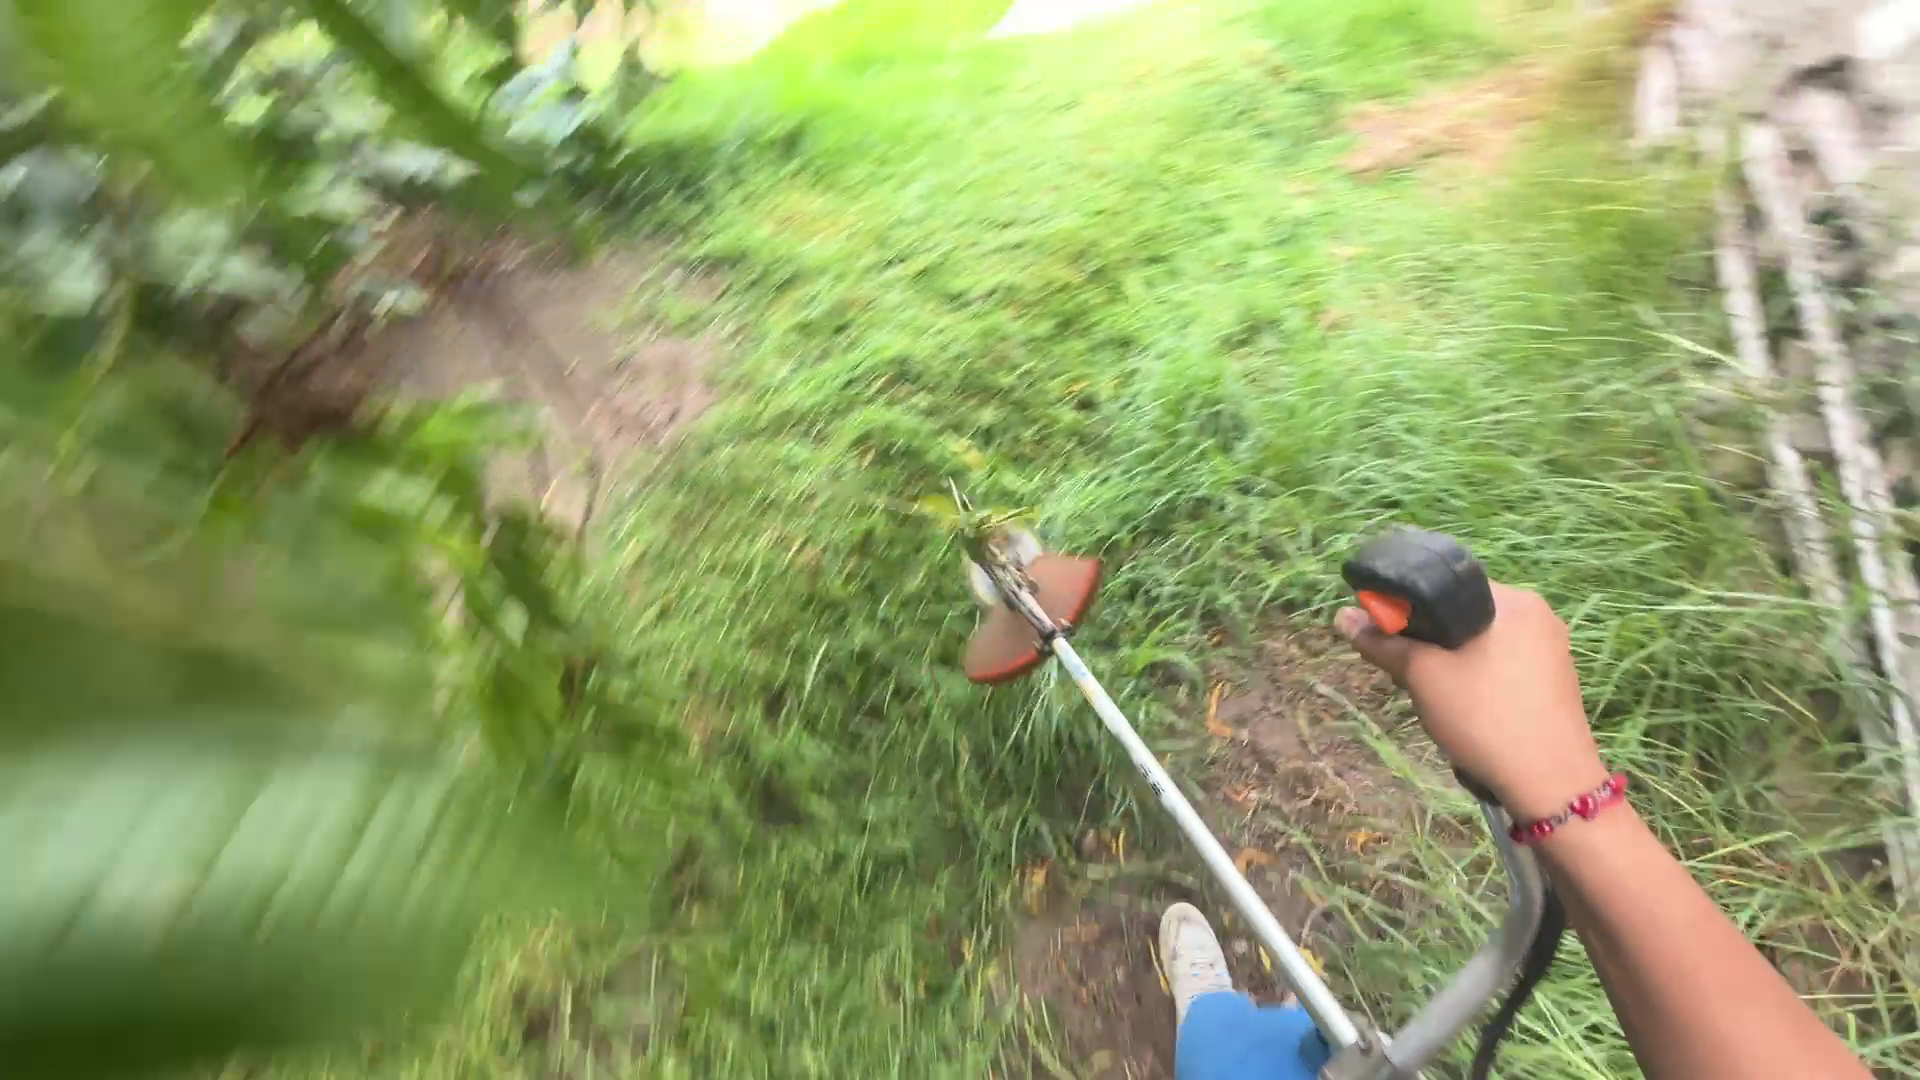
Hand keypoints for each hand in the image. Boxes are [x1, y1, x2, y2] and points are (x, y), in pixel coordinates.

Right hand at [1334, 581, 1607, 819]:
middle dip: (1423, 638)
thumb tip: (1342, 616)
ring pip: (1474, 640)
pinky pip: (1495, 661)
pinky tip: (1457, 702)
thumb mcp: (1421, 674)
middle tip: (1402, 666)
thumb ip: (1380, 641)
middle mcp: (1537, 616)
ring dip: (1443, 659)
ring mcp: (1548, 649)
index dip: (1405, 606)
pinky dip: (1469, 674)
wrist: (1549, 784)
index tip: (1384, 632)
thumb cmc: (1483, 715)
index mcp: (1514, 602)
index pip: (1444, 586)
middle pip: (1458, 614)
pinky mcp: (1549, 679)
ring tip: (1427, 688)